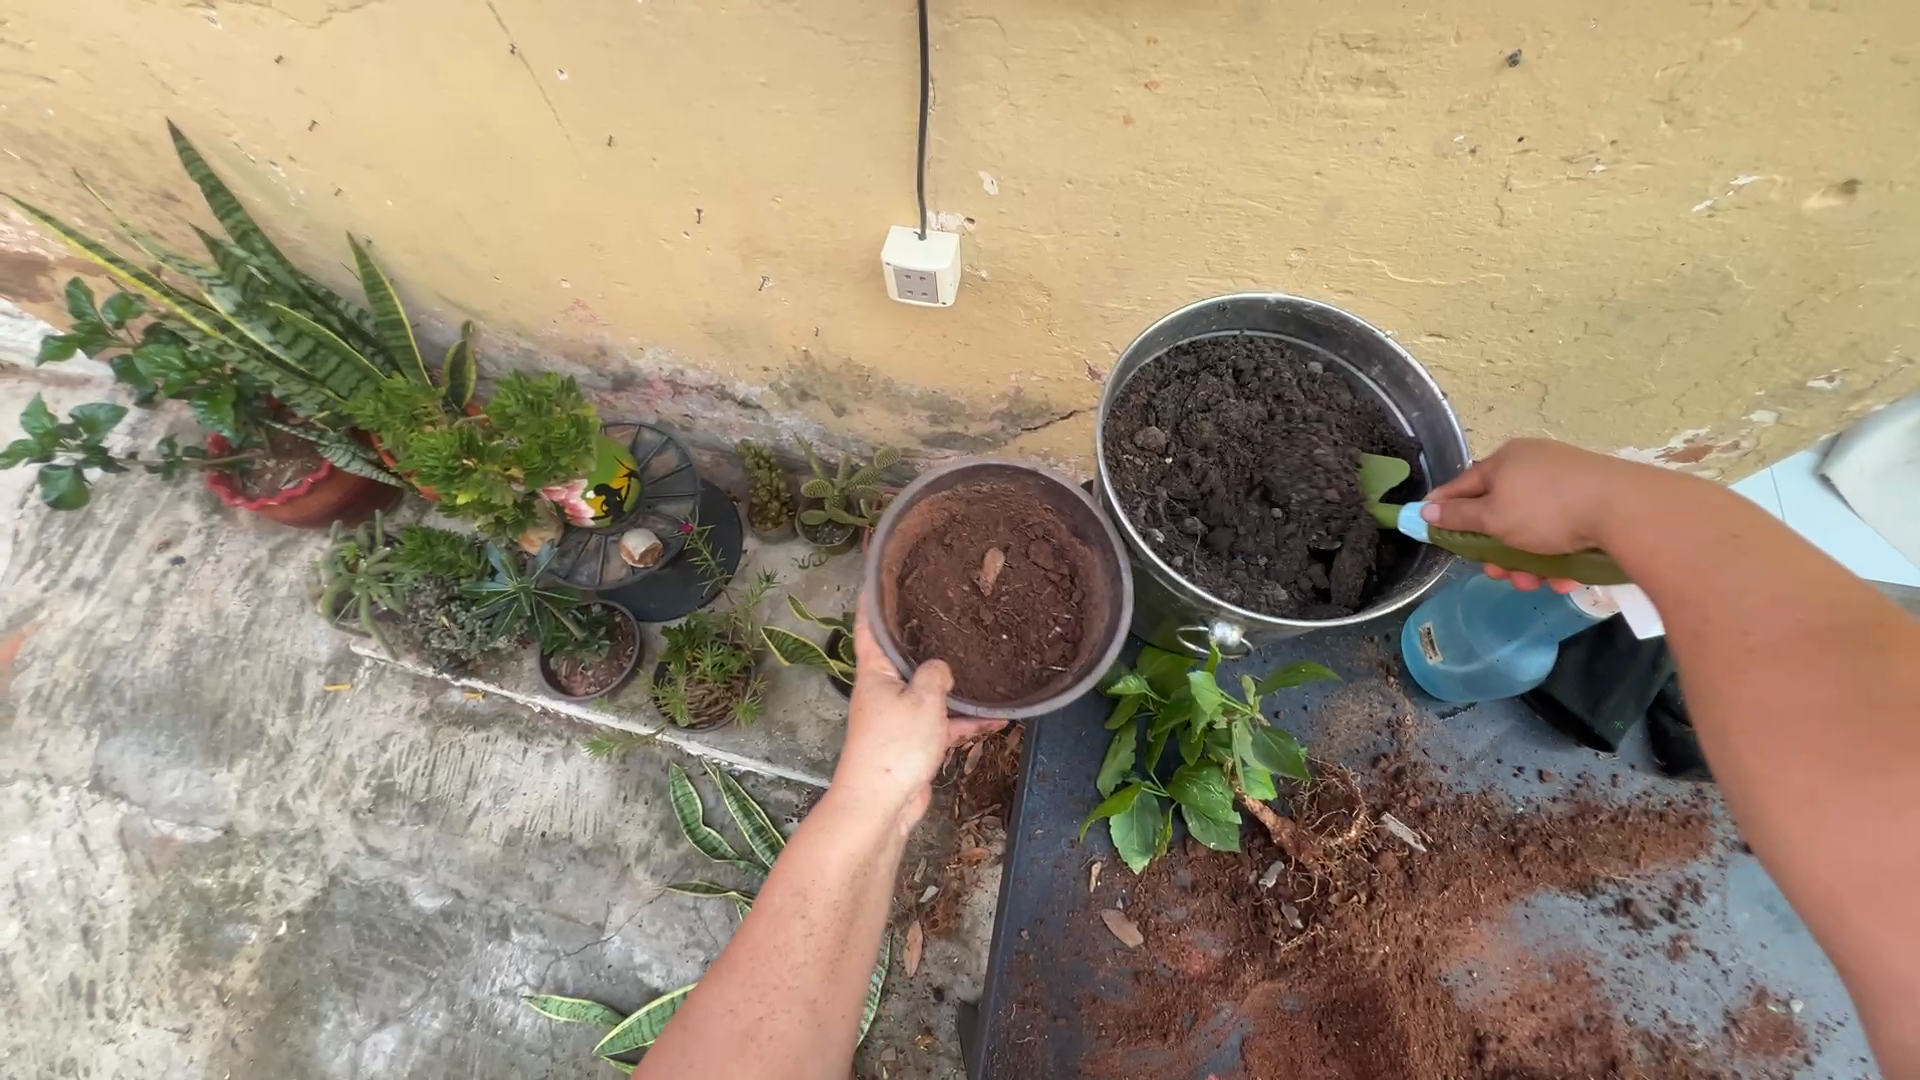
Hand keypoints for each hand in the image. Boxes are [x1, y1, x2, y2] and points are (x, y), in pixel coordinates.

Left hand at [832, 598, 1004, 835]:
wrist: (882, 805)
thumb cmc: (895, 745)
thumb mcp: (922, 699)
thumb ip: (936, 675)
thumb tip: (941, 669)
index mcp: (875, 671)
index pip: (869, 626)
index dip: (872, 600)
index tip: (880, 576)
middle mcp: (884, 689)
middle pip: (904, 656)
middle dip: (924, 637)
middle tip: (947, 612)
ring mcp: (899, 717)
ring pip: (929, 691)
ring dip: (956, 686)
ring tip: (984, 665)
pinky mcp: (915, 742)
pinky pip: (943, 723)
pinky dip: (967, 722)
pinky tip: (999, 718)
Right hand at [1421, 438, 1651, 592]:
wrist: (1631, 511)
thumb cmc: (1546, 510)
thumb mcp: (1491, 517)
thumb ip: (1456, 516)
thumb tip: (1424, 510)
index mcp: (1504, 460)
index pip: (1461, 486)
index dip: (1443, 510)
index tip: (1431, 531)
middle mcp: (1534, 465)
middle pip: (1499, 511)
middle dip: (1495, 550)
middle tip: (1497, 573)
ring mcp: (1567, 481)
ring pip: (1531, 526)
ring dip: (1526, 559)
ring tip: (1534, 583)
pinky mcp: (1597, 499)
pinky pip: (1563, 528)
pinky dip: (1557, 553)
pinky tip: (1563, 576)